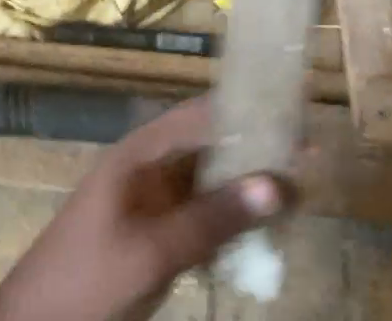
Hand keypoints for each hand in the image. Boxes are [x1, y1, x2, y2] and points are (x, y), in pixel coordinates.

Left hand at [0, 97, 289, 320]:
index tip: (294, 111)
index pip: (204, 114)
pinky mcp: (158, 238)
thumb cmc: (83, 283)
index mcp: (142, 154)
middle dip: (258, 150)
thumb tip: (281, 184)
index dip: (249, 109)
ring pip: (214, 184)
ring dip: (250, 189)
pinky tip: (266, 233)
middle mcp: (152, 170)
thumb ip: (214, 218)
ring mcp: (155, 206)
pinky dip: (234, 223)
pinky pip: (206, 220)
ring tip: (299, 193)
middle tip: (309, 157)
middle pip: (214, 146)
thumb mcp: (150, 251)